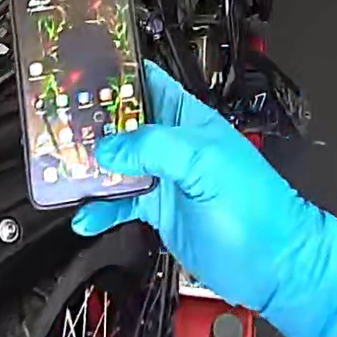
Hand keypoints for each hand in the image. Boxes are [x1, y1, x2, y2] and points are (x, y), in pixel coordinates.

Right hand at [72, 62, 336, 336]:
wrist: (276, 264)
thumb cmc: (258, 207)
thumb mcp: (204, 164)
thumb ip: (153, 148)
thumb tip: (109, 146)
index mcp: (187, 118)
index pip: (149, 82)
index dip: (119, 75)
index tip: (85, 71)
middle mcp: (173, 143)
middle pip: (125, 122)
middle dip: (95, 121)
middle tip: (60, 122)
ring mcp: (165, 175)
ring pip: (118, 161)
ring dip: (92, 165)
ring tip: (62, 167)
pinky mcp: (160, 208)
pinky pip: (122, 203)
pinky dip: (101, 207)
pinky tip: (85, 214)